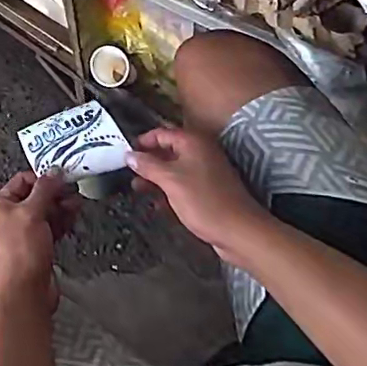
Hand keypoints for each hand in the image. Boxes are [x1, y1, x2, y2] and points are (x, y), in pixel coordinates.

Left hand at [0, 172, 80, 310]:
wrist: (26, 293)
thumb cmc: (20, 256)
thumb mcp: (32, 212)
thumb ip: (44, 190)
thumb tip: (52, 173)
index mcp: (2, 205)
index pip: (22, 180)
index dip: (41, 177)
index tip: (59, 175)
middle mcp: (11, 218)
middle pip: (36, 195)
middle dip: (55, 192)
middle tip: (71, 189)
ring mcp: (25, 233)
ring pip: (46, 211)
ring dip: (61, 205)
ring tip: (76, 202)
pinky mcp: (38, 246)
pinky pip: (51, 227)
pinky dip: (62, 220)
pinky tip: (72, 217)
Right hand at [127, 127, 268, 259]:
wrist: (240, 232)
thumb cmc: (204, 201)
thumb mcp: (170, 180)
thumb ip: (148, 165)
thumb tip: (129, 155)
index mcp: (193, 142)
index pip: (161, 133)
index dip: (142, 142)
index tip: (126, 153)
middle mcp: (200, 152)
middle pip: (167, 150)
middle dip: (147, 161)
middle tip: (129, 173)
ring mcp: (206, 172)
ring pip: (174, 169)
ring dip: (156, 178)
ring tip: (138, 189)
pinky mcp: (209, 191)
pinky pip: (183, 184)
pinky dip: (169, 190)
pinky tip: (157, 204)